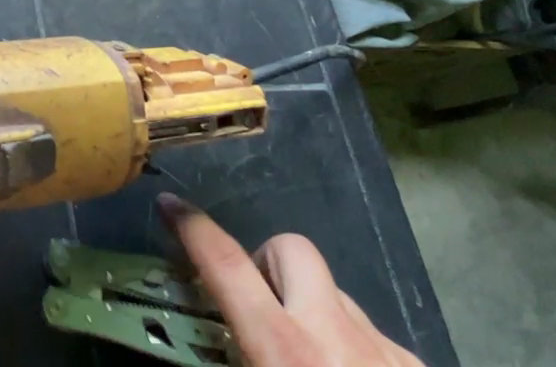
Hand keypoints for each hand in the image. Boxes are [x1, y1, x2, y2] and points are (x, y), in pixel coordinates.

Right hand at [159, 194, 423, 365]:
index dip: (192, 227)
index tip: (169, 205)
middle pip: (290, 249)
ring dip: (310, 309)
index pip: (226, 264)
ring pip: (335, 294)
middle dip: (265, 264)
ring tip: (307, 365)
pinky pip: (372, 337)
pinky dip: (350, 348)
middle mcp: (336, 335)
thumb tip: (210, 349)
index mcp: (284, 351)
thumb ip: (228, 363)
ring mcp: (387, 352)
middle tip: (255, 307)